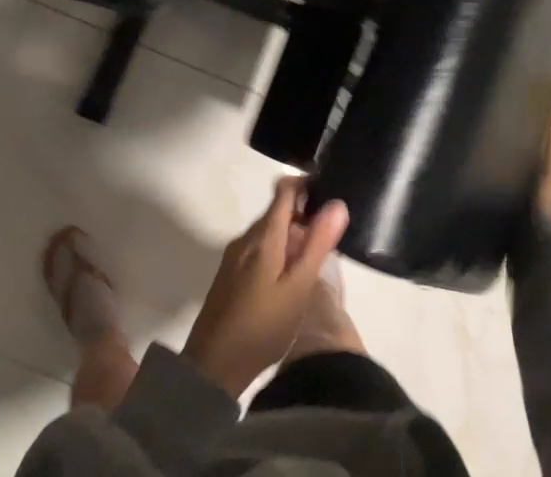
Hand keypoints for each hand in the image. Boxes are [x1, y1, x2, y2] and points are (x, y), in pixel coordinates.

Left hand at [182, 177, 349, 396]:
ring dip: (293, 236)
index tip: (330, 191)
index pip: (284, 191)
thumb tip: (337, 203)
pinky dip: (280, 252)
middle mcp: (245, 239)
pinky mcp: (231, 275)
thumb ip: (317, 244)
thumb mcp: (298, 287)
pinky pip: (260, 250)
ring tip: (319, 257)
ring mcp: (234, 257)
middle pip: (277, 212)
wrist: (213, 365)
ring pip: (269, 233)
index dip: (306, 185)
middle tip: (334, 234)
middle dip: (304, 214)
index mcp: (263, 237)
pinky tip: (293, 276)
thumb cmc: (262, 326)